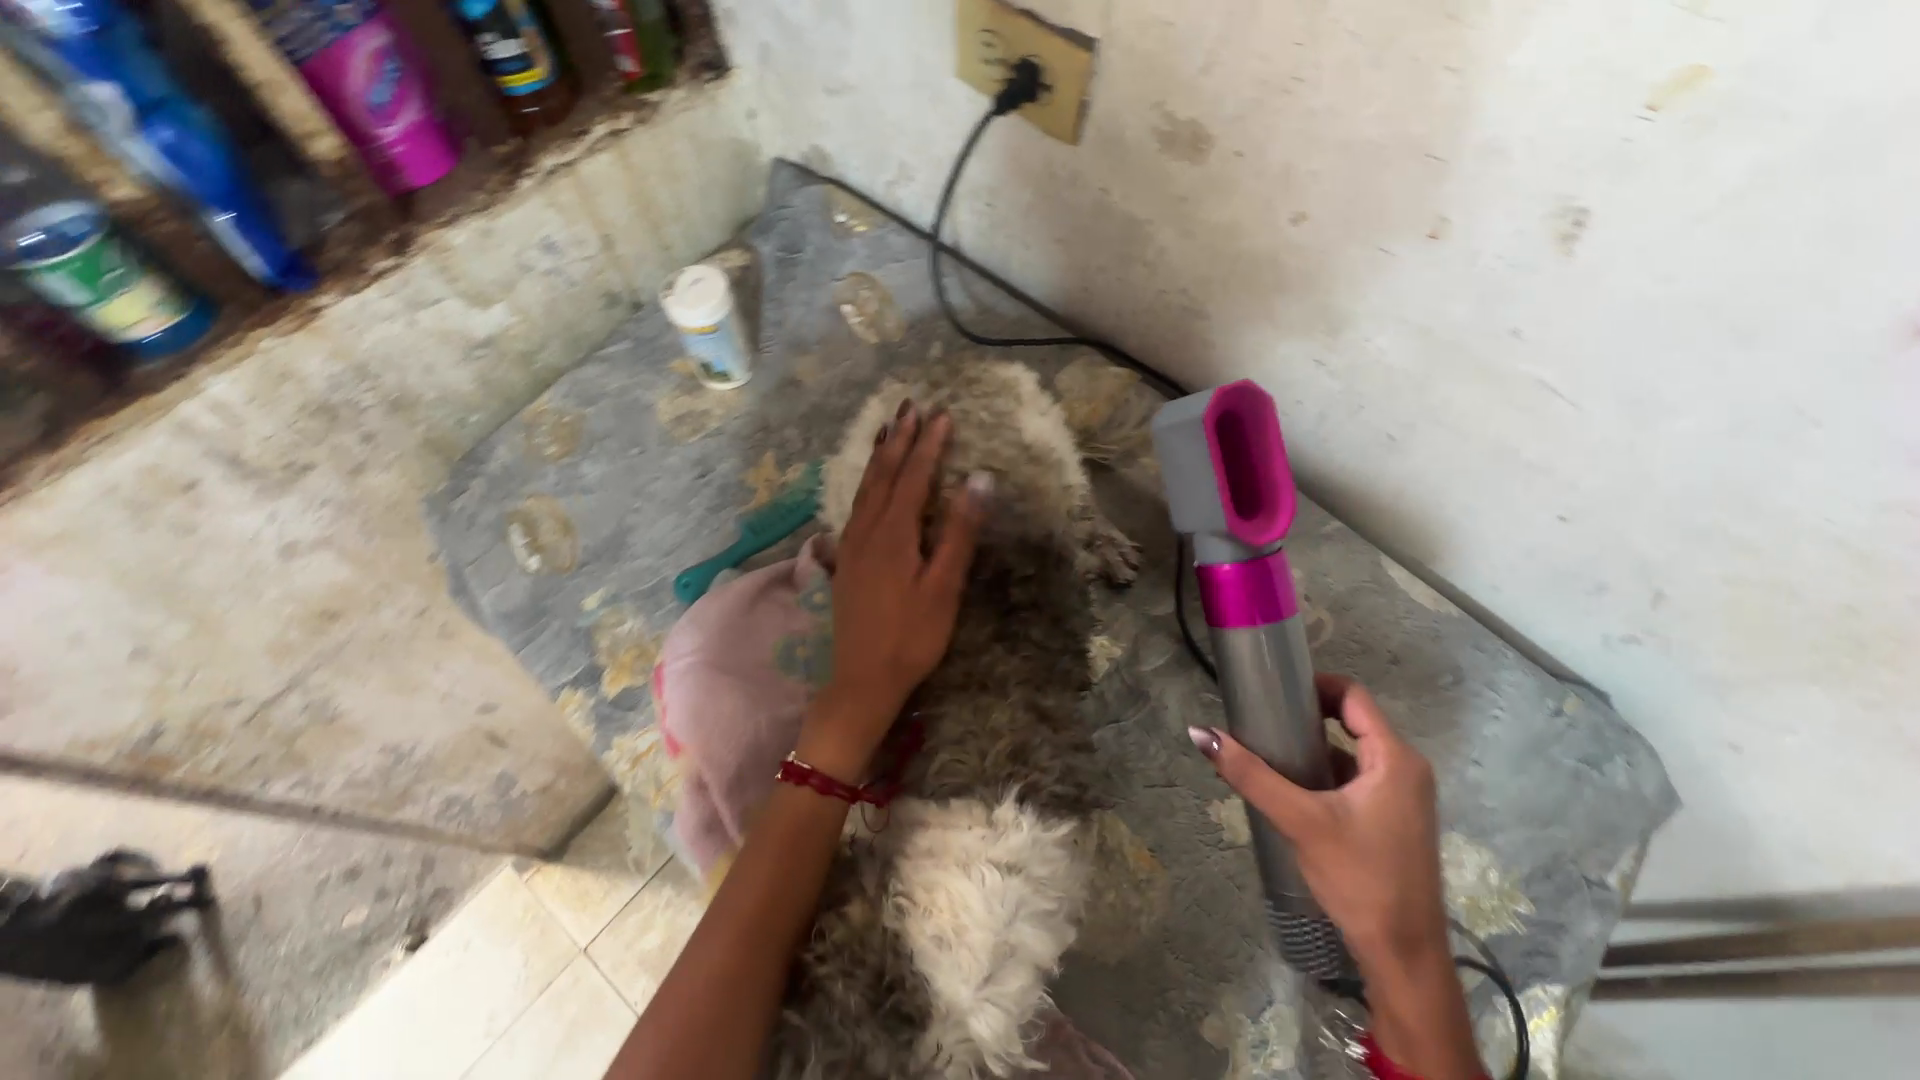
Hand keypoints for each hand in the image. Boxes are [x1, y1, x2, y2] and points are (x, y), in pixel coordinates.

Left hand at [799, 401, 989, 780]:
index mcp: (892, 534)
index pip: (913, 477)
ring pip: (864, 489)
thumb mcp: (944, 588)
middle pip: (883, 475)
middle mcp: (866, 531)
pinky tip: (868, 486)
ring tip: (887, 430)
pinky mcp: (844, 563)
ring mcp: (850, 547)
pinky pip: (856, 506)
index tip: (943, 414)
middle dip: (898, 439)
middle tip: (910, 406)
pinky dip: (866, 483)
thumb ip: (959, 533)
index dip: (929, 445)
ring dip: (879, 457)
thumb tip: (979, 479)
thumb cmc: (911, 638)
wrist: (860, 681)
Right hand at [1191, 675, 1482, 1079]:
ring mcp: (1404, 797)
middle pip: (1354, 722)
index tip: (1272, 689)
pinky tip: (1293, 793)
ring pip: (1354, 755)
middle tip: (1261, 721)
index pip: (1354, 696)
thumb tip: (1200, 733)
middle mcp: (1407, 769)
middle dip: (1307, 717)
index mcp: (1395, 758)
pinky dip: (1326, 776)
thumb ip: (1250, 775)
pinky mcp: (1395, 821)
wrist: (1402, 952)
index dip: (1314, 685)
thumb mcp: (1299, 820)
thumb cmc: (1358, 878)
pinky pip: (1358, 781)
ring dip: (1314, 749)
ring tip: (1268, 754)